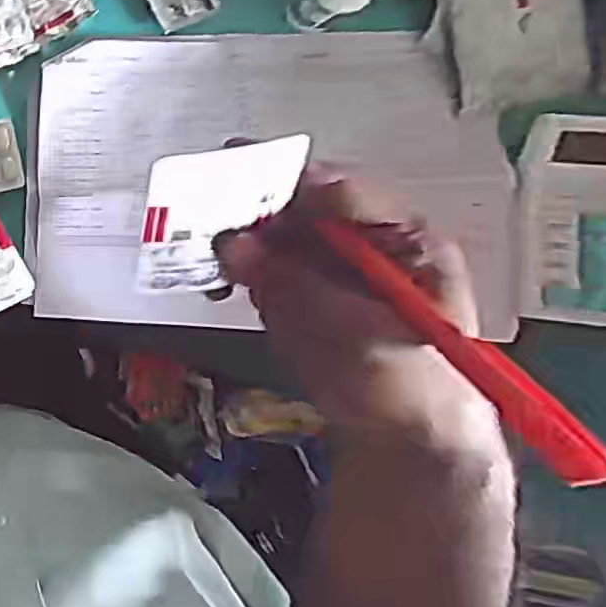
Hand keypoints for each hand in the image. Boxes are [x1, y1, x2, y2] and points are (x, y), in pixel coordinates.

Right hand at [215, 167, 493, 442]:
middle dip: (251, 206)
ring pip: (270, 234)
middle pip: (298, 207)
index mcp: (399, 239)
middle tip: (203, 202)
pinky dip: (231, 267)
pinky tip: (214, 273)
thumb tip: (232, 244)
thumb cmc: (409, 383)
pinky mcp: (294, 290)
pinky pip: (256, 266)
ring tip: (197, 240)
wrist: (399, 437)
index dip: (290, 179)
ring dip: (234, 236)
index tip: (240, 169)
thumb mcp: (358, 332)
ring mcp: (322, 266)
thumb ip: (293, 285)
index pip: (341, 192)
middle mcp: (356, 243)